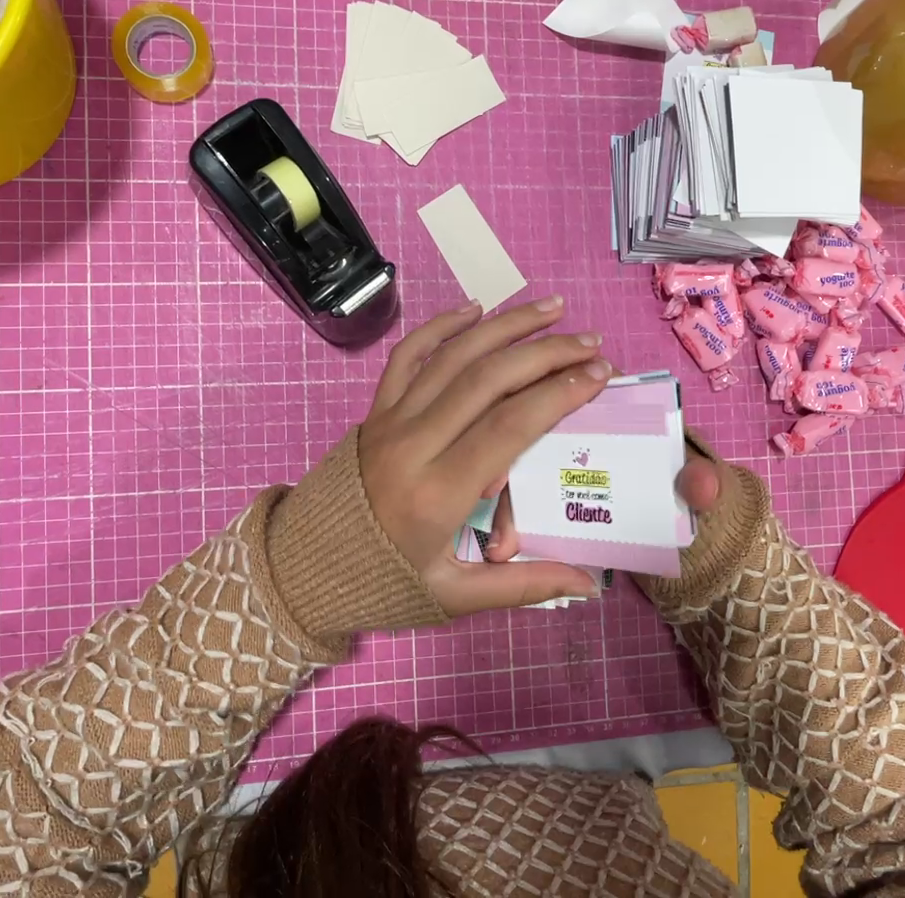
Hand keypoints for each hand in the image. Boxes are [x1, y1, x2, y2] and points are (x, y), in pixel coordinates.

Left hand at [357, 298, 719, 615]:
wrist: (306, 565)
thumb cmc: (385, 582)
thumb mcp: (454, 595)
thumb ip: (524, 586)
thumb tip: (592, 584)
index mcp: (438, 494)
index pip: (507, 427)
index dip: (557, 395)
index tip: (598, 375)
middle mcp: (413, 444)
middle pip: (486, 380)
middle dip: (544, 354)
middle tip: (590, 342)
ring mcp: (389, 420)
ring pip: (452, 357)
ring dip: (505, 327)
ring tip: (551, 309)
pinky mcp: (375, 409)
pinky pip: (408, 356)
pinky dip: (441, 326)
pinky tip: (475, 309)